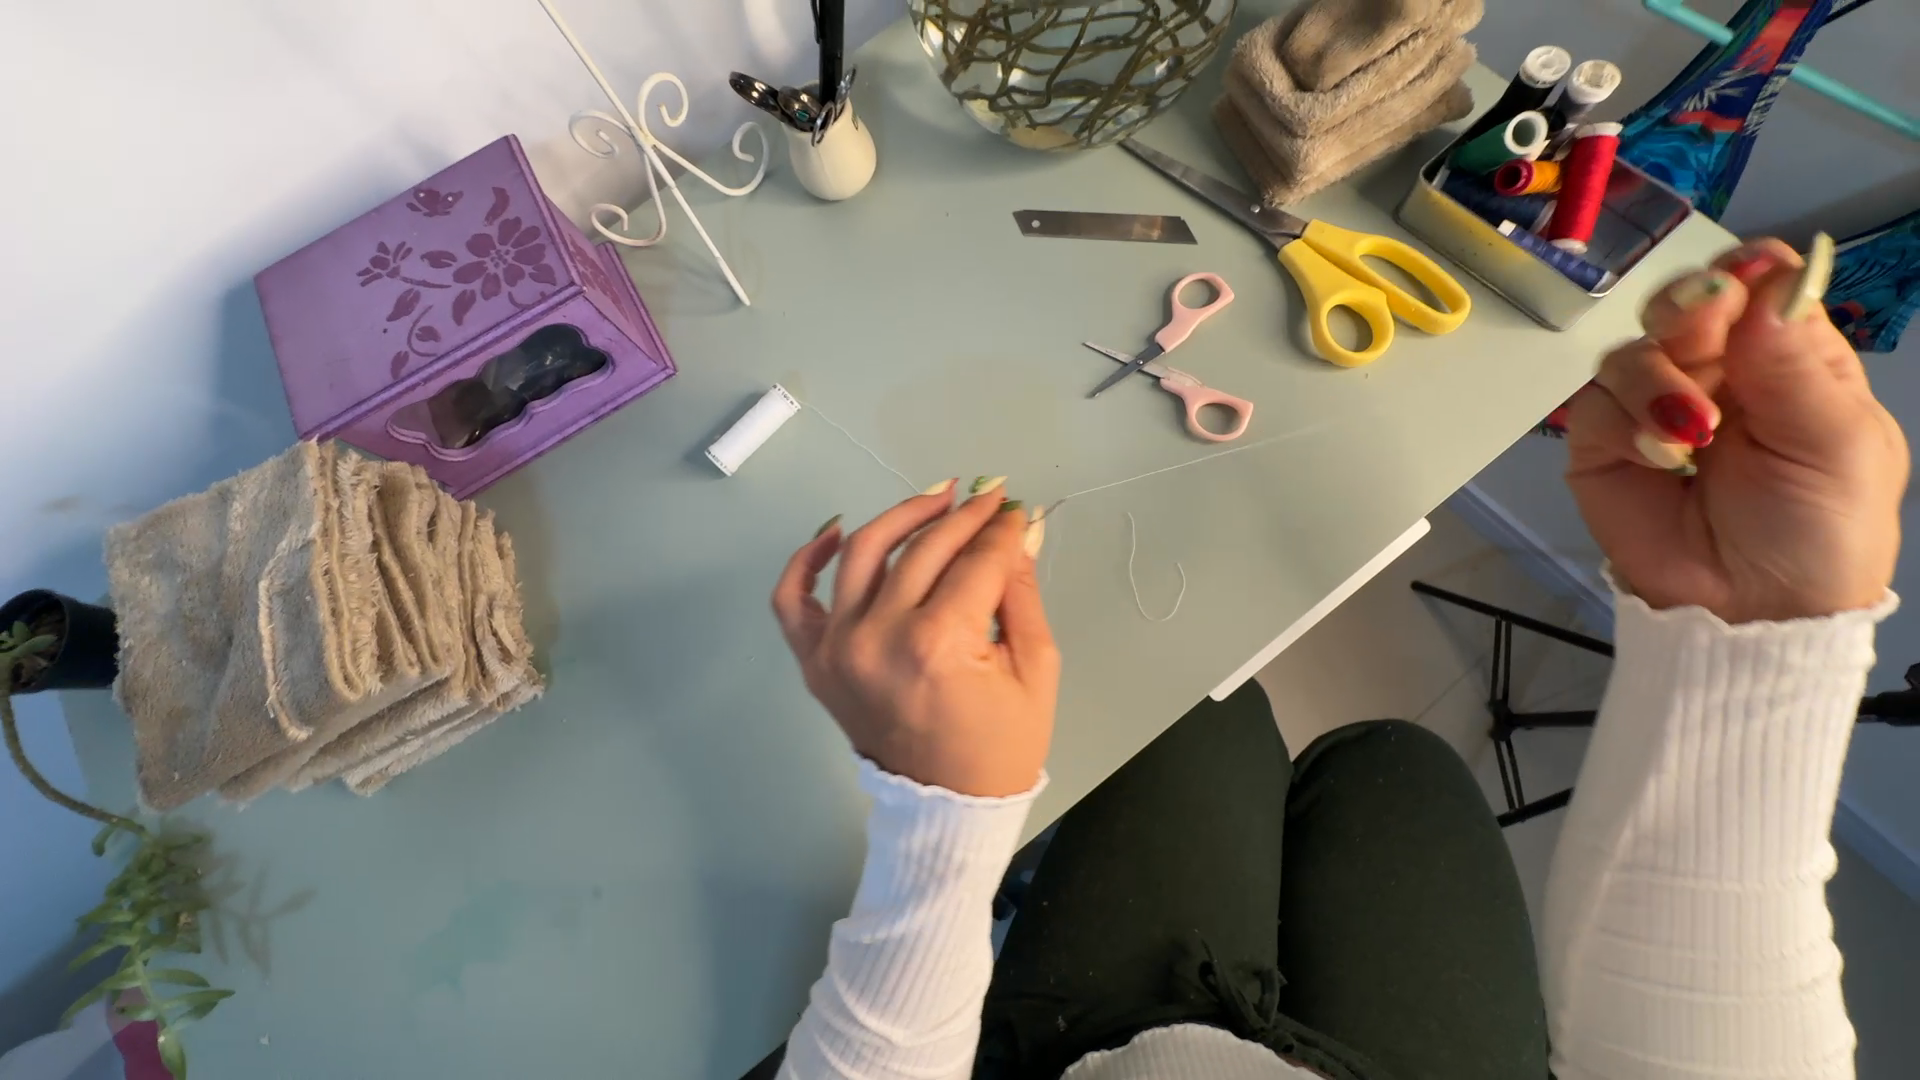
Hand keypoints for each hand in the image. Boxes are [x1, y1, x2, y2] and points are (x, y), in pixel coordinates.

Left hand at [771, 482, 1058, 796]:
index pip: (976, 562)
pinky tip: (837, 530)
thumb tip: (1017, 527)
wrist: (946, 805)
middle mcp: (878, 637)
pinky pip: (793, 598)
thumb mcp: (1034, 667)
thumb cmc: (1002, 744)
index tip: (1013, 507)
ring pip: (863, 554)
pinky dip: (807, 558)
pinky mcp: (814, 661)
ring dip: (900, 516)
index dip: (1000, 529)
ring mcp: (836, 648)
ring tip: (935, 498)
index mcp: (939, 644)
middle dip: (962, 516)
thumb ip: (1021, 589)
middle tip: (985, 495)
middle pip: (924, 550)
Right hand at [1566, 239, 1907, 623]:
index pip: (1754, 289)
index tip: (1741, 280)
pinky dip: (1623, 426)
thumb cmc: (1816, 523)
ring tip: (1692, 434)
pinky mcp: (1597, 443)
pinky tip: (1661, 458)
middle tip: (1700, 336)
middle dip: (1685, 314)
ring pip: (1625, 355)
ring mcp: (1645, 407)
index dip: (1743, 276)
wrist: (1744, 602)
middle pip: (1677, 308)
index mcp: (1782, 360)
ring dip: (1654, 384)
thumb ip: (1795, 363)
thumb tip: (1762, 277)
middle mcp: (1710, 373)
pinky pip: (1590, 407)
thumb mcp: (1835, 441)